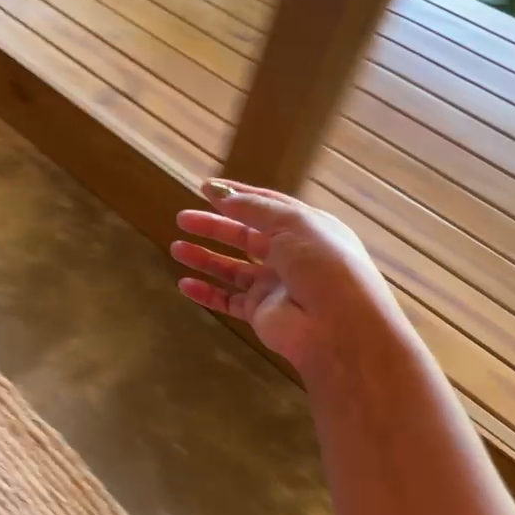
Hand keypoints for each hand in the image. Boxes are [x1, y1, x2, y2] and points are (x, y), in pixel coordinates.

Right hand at [171, 179, 397, 373]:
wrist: (338, 327)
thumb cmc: (323, 265)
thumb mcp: (293, 223)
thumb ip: (254, 208)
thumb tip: (220, 192)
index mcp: (307, 229)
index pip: (267, 207)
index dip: (237, 196)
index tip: (205, 188)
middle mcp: (291, 255)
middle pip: (244, 236)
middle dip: (213, 226)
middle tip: (182, 218)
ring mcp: (274, 286)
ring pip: (232, 268)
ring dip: (204, 257)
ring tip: (175, 247)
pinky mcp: (260, 313)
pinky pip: (227, 300)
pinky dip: (206, 292)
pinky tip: (184, 283)